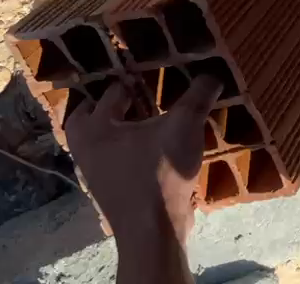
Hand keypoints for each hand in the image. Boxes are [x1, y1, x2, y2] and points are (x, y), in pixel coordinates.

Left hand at [64, 74, 223, 245]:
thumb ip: (199, 94)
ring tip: (149, 117)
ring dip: (119, 127)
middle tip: (135, 92)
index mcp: (96, 130)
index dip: (130, 78)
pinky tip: (156, 146)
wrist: (153, 231)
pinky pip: (113, 160)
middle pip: (87, 120)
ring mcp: (95, 175)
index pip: (109, 93)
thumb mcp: (186, 123)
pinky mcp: (110, 191)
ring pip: (100, 142)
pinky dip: (127, 148)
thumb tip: (212, 73)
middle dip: (108, 105)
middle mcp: (86, 151)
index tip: (148, 68)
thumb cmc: (161, 172)